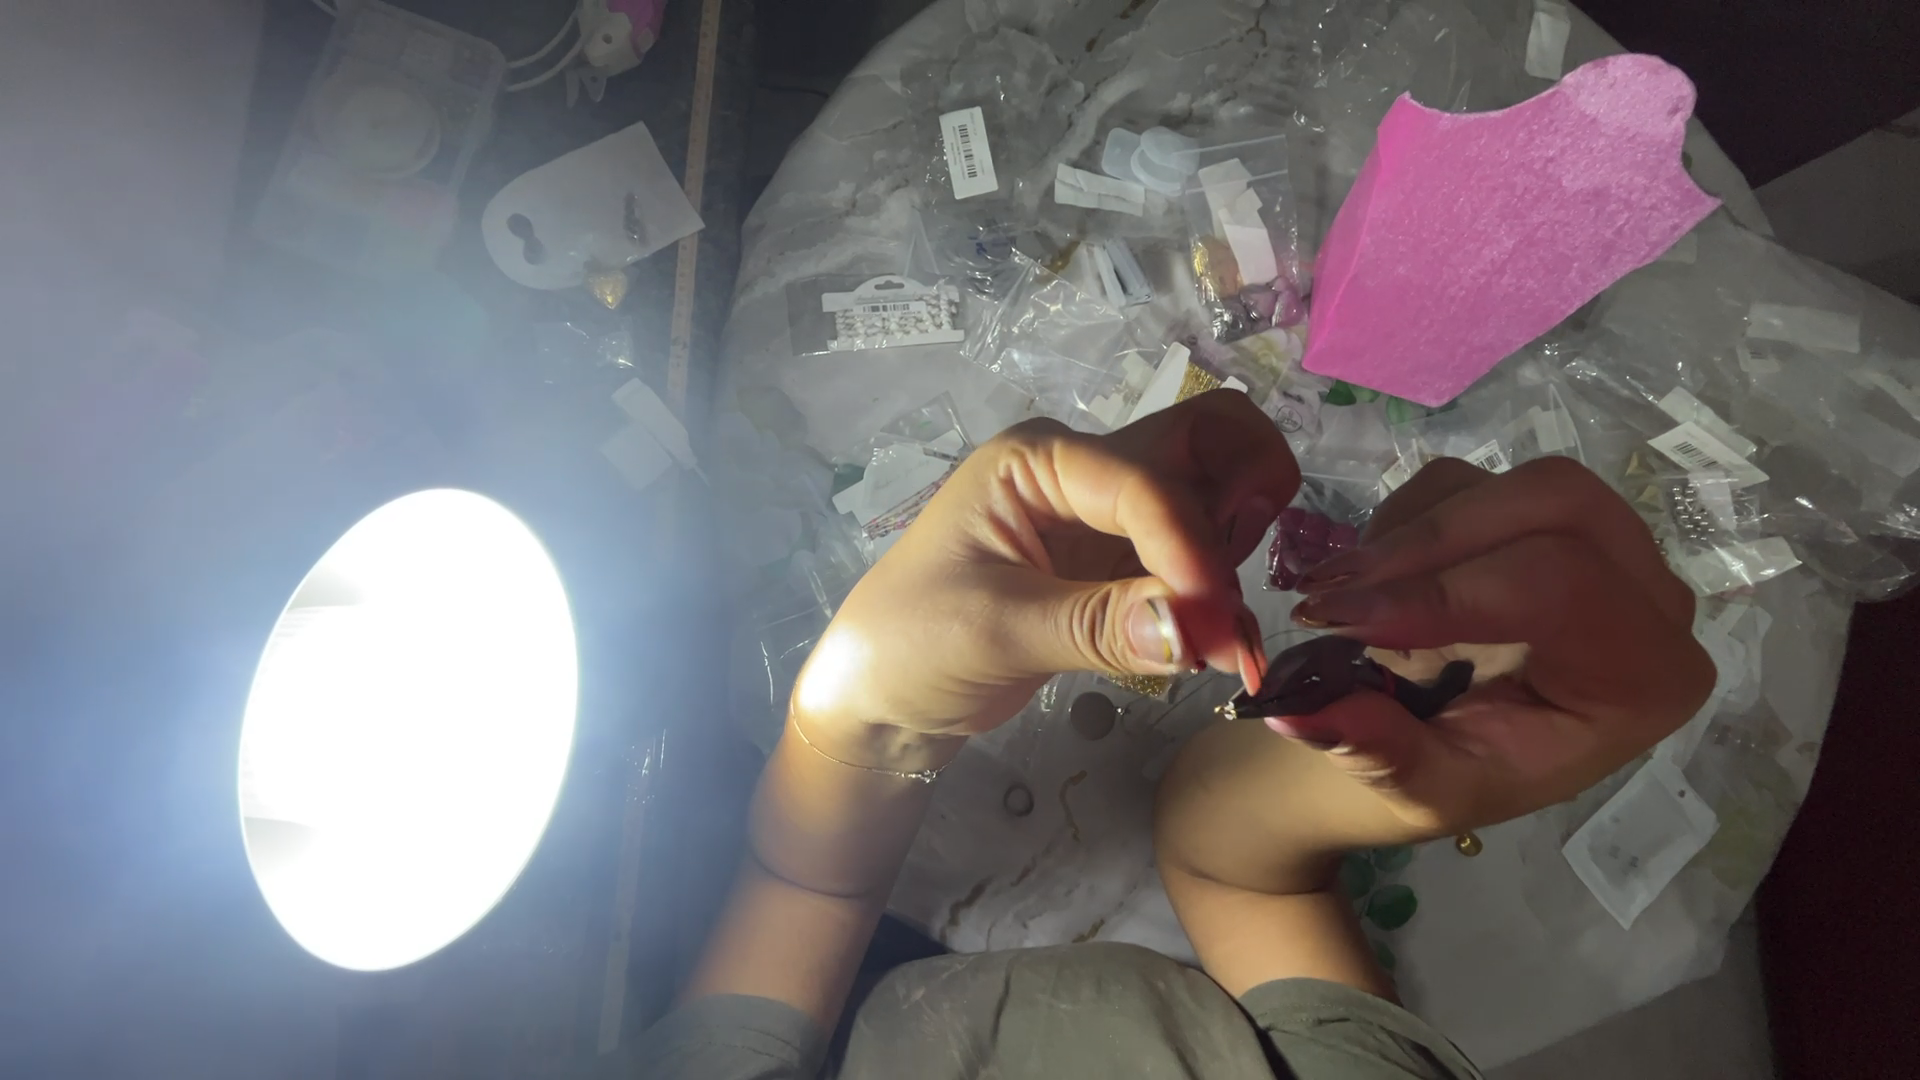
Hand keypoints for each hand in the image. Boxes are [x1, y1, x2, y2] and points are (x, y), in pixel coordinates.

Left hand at [789, 391, 1299, 769]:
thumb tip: (1203, 632)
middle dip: (1243, 498)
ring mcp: (1103, 516)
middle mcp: (1079, 471)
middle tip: (1236, 584)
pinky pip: (1193, 558)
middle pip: (1200, 440)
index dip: (1188, 550)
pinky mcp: (1117, 565)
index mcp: (1035, 459)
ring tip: (1224, 640)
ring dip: (1236, 554)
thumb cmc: (912, 639)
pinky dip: (1217, 593)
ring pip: (1210, 495)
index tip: (1212, 631)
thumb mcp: (995, 629)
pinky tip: (1216, 648)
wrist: (888, 688)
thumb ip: (1098, 625)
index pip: (1141, 483)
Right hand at [1270, 455, 1714, 835]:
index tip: (1335, 622)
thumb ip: (1378, 754)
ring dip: (1401, 534)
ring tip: (1333, 590)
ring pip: (1499, 484)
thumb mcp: (1418, 790)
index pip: (1560, 587)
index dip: (1439, 594)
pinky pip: (1456, 482)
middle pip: (1553, 505)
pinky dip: (1395, 521)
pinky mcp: (1522, 517)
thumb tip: (1297, 711)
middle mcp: (1639, 596)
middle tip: (1328, 591)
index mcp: (1638, 676)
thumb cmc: (1447, 771)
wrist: (1436, 739)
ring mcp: (1586, 544)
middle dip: (1422, 544)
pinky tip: (1370, 577)